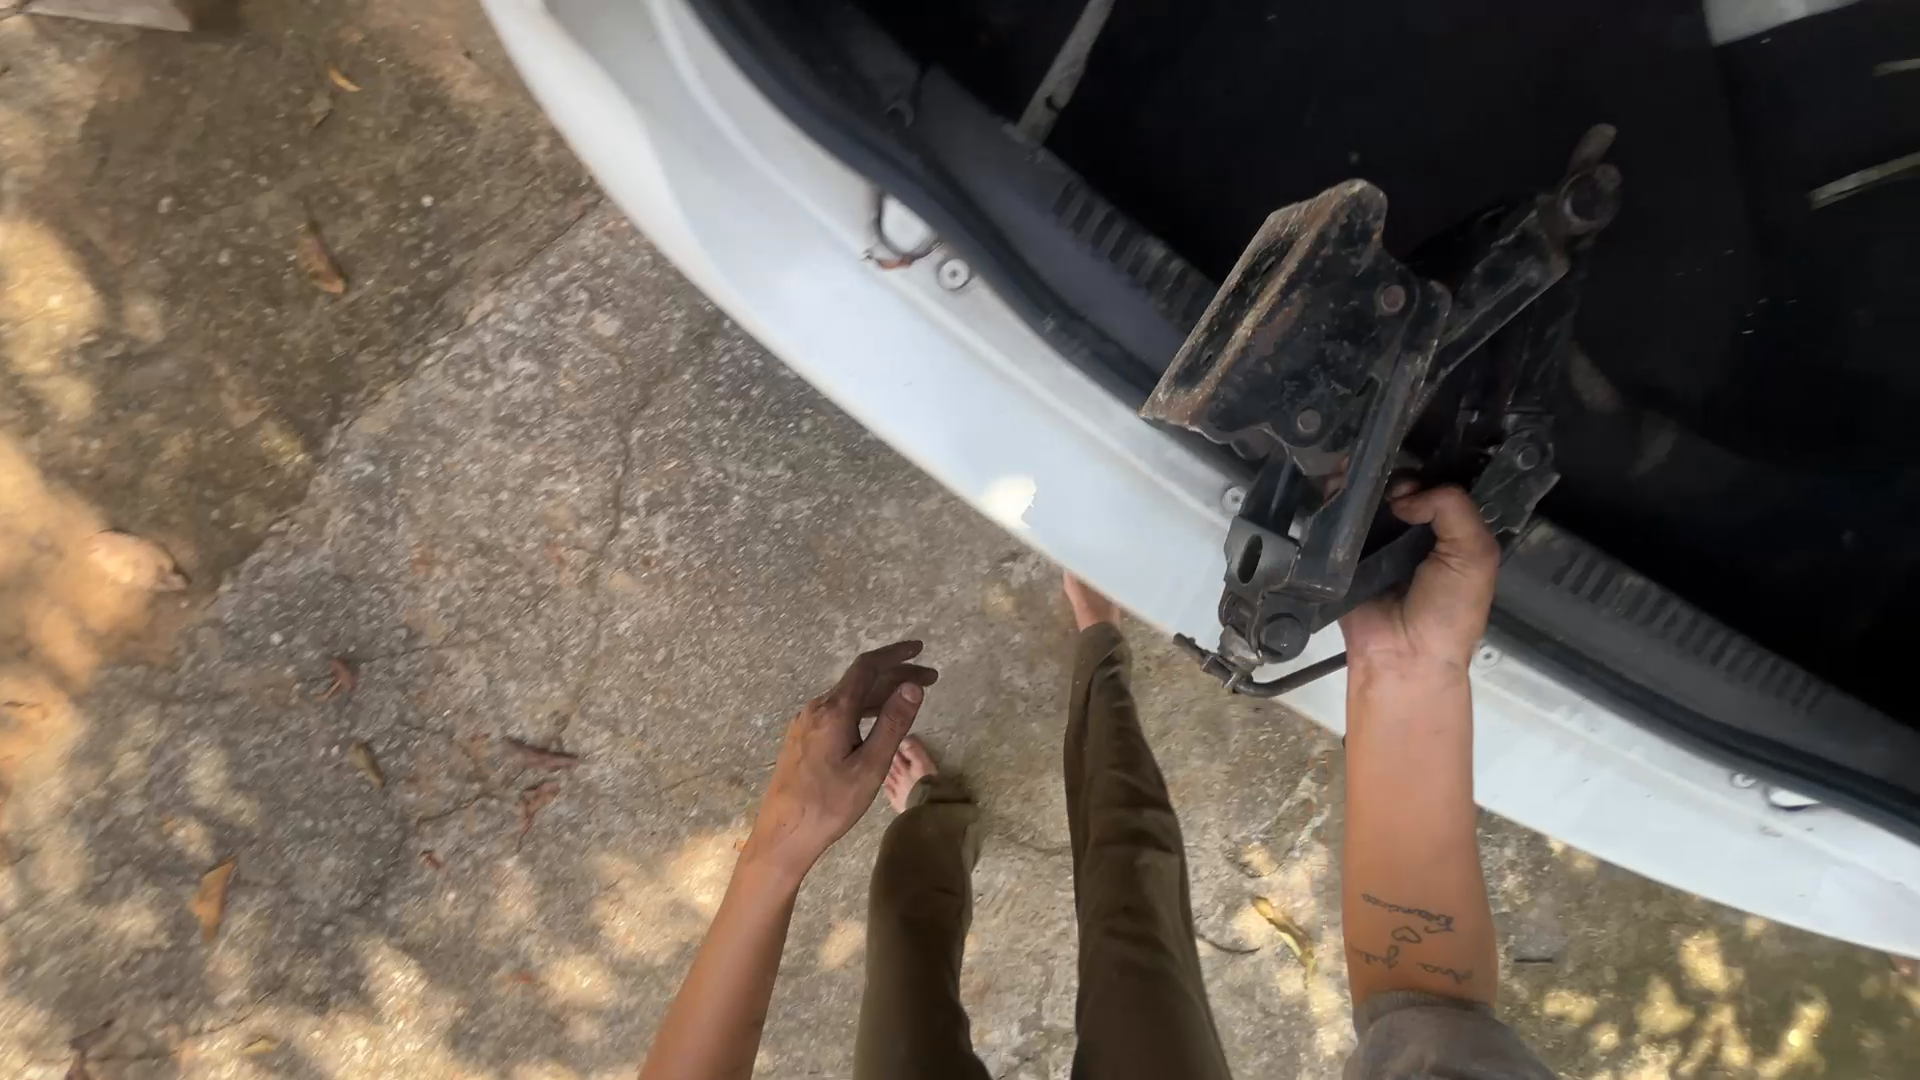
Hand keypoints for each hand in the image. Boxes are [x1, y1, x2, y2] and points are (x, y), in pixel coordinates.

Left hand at [740, 641, 937, 882]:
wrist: (783, 836)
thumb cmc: (830, 805)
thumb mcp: (870, 766)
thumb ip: (893, 723)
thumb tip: (913, 686)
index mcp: (834, 710)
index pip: (868, 667)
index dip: (896, 654)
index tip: (920, 649)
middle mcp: (817, 708)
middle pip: (861, 681)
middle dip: (896, 675)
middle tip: (930, 679)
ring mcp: (806, 723)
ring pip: (849, 697)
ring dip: (880, 693)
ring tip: (909, 699)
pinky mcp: (802, 738)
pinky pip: (838, 712)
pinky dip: (863, 707)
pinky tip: (875, 721)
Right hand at [1338, 486, 1498, 677]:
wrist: (1403, 653)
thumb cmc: (1449, 610)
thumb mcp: (1476, 554)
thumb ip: (1453, 509)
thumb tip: (1402, 494)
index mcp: (1446, 531)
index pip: (1434, 487)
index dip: (1424, 474)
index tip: (1413, 481)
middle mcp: (1408, 532)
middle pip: (1395, 488)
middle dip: (1388, 474)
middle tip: (1382, 478)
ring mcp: (1371, 542)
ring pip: (1362, 500)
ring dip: (1356, 481)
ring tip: (1351, 470)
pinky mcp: (1338, 554)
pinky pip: (1332, 523)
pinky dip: (1330, 502)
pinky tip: (1331, 487)